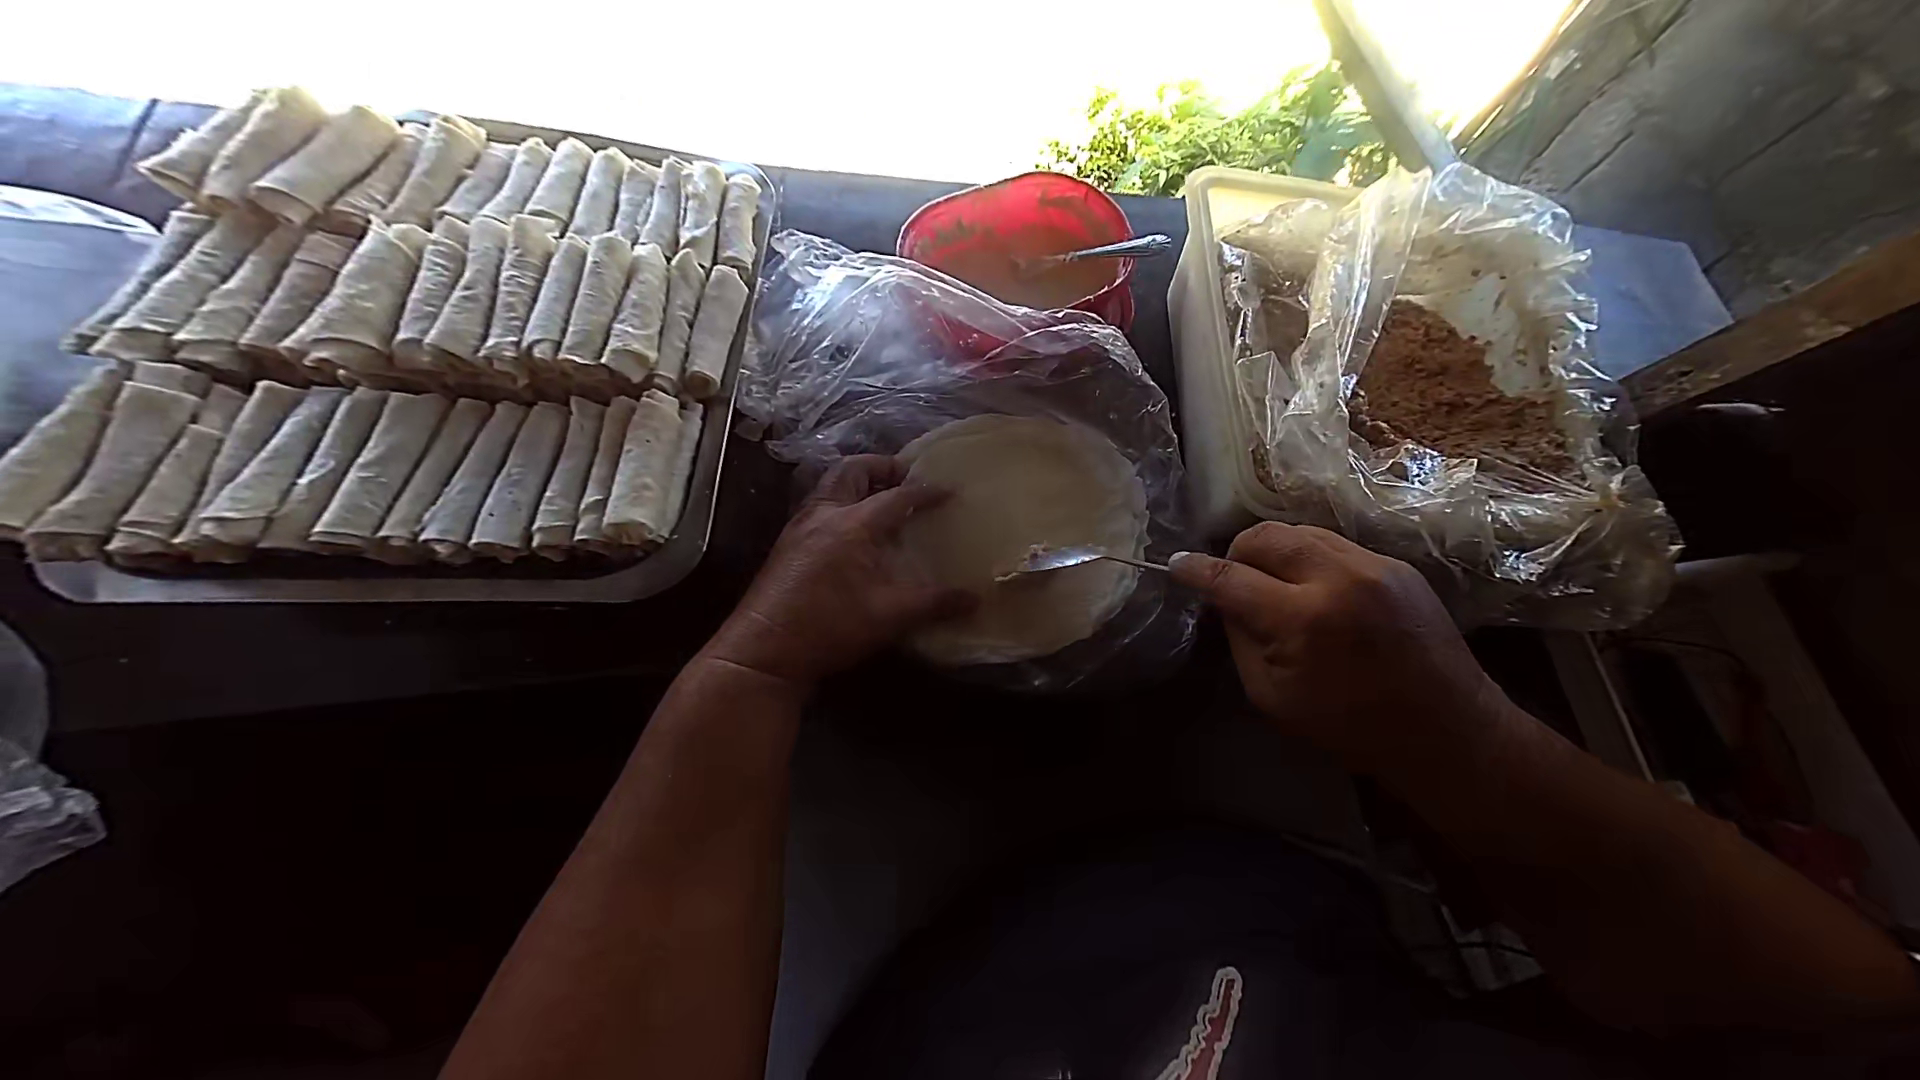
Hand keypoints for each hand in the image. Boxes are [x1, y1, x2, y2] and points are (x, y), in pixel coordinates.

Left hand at [704, 455, 974, 689]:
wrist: (765, 650)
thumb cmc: (830, 627)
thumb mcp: (890, 617)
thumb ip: (934, 603)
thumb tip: (975, 599)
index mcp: (853, 524)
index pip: (897, 496)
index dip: (925, 491)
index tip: (947, 491)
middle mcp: (825, 514)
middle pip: (853, 470)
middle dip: (882, 467)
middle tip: (905, 477)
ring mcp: (800, 526)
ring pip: (830, 484)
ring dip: (858, 482)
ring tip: (880, 497)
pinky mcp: (787, 543)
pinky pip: (818, 504)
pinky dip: (841, 501)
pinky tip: (851, 530)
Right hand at [1170, 522, 1511, 774]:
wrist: (1449, 731)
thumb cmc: (1349, 726)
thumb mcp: (1270, 694)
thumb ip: (1240, 638)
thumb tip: (1222, 600)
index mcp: (1302, 619)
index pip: (1229, 578)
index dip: (1195, 569)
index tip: (1175, 564)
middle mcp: (1338, 578)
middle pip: (1264, 535)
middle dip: (1236, 552)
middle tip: (1230, 578)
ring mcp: (1374, 565)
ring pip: (1298, 531)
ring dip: (1272, 551)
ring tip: (1271, 581)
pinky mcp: (1396, 565)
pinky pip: (1333, 543)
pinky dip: (1307, 557)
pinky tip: (1311, 587)